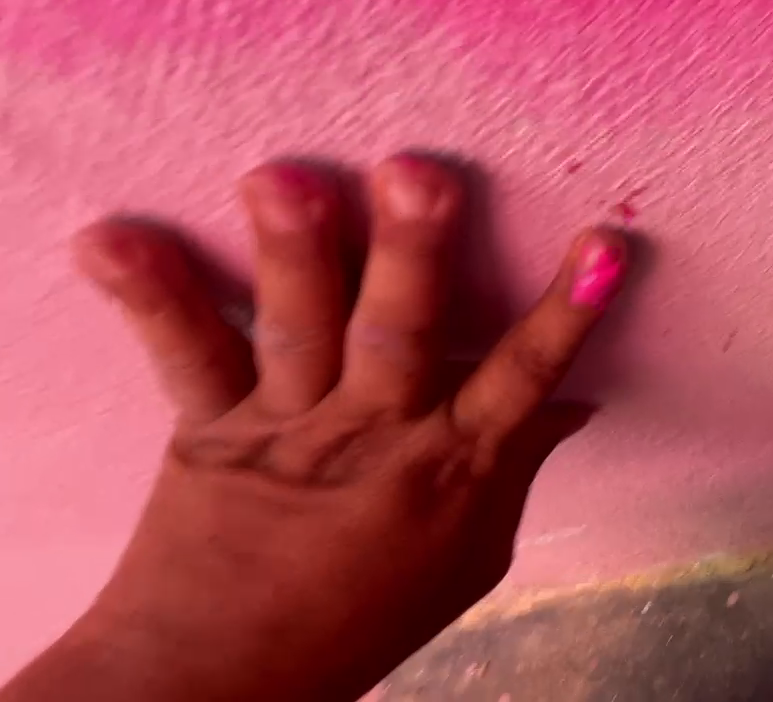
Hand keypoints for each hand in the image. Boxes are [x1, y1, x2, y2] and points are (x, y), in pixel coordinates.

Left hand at [1, 156, 629, 701]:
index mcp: (453, 462)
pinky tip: (112, 237)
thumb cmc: (373, 611)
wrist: (214, 689)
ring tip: (285, 177)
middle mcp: (375, 433)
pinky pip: (185, 361)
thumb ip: (521, 462)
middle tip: (419, 175)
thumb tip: (577, 398)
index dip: (569, 310)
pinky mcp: (206, 432)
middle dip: (414, 253)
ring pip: (299, 331)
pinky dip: (152, 298)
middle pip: (400, 335)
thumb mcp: (478, 551)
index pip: (526, 375)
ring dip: (294, 253)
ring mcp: (286, 429)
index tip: (606, 245)